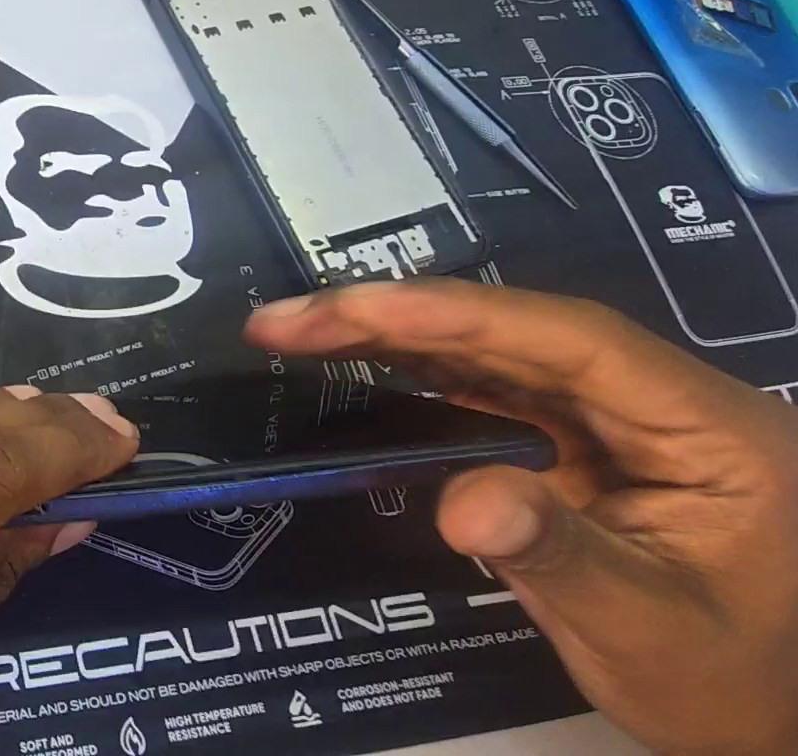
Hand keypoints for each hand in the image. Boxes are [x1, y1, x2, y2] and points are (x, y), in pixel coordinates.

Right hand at [246, 279, 797, 755]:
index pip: (568, 341)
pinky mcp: (554, 429)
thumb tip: (461, 504)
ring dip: (377, 333)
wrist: (766, 713)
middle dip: (385, 317)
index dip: (453, 315)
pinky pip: (467, 380)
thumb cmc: (732, 679)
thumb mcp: (652, 633)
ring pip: (476, 346)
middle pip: (504, 329)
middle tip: (277, 321)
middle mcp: (647, 395)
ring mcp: (597, 410)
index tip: (349, 312)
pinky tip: (342, 357)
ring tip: (285, 330)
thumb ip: (562, 558)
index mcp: (704, 426)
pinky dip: (396, 365)